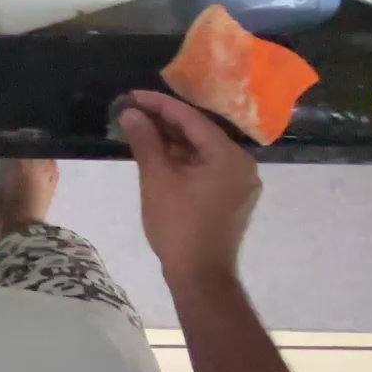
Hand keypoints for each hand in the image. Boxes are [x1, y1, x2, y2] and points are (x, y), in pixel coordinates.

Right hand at [117, 90, 261, 286]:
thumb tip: (130, 112)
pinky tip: (156, 153)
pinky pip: (204, 166)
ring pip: (199, 149)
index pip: (190, 118)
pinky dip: (180, 158)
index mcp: (229, 156)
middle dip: (163, 121)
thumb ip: (145, 140)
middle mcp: (241, 164)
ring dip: (170, 140)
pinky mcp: (230, 195)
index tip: (131, 96)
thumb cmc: (178, 225)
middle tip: (130, 112)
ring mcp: (238, 181)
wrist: (200, 276)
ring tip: (138, 129)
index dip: (158, 104)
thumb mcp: (156, 178)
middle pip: (197, 132)